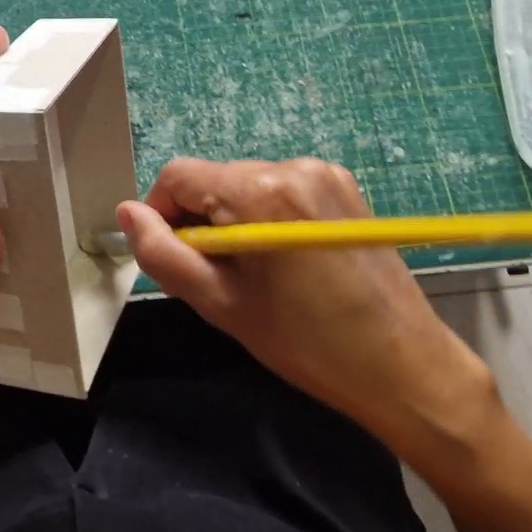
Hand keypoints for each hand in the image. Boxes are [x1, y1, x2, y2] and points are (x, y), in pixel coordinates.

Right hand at [117, 158, 497, 450]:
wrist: (404, 366)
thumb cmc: (305, 342)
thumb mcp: (220, 303)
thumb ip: (163, 254)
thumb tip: (127, 213)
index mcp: (259, 190)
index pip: (178, 176)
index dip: (160, 214)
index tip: (173, 259)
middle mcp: (292, 165)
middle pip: (214, 180)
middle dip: (200, 221)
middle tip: (218, 279)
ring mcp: (325, 172)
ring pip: (246, 185)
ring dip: (233, 221)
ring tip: (256, 276)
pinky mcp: (345, 188)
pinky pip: (281, 191)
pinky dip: (266, 217)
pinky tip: (285, 263)